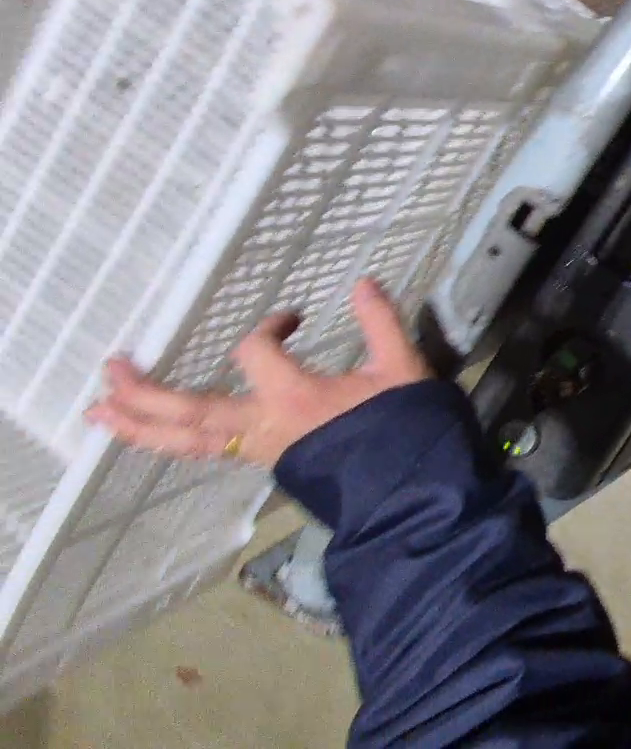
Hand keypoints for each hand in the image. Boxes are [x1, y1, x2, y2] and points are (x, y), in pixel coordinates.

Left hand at [86, 279, 431, 466]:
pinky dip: (167, 441)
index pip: (255, 351)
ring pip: (180, 440)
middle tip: (111, 365)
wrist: (407, 474)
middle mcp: (261, 423)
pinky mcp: (261, 459)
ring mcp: (256, 446)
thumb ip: (380, 322)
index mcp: (293, 394)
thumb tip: (362, 282)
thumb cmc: (402, 419)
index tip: (292, 318)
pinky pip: (199, 451)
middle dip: (142, 390)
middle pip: (185, 409)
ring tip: (98, 411)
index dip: (269, 327)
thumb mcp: (400, 365)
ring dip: (135, 426)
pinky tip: (155, 435)